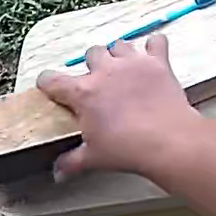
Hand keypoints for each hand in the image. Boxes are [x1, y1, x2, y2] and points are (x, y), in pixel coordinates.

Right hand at [35, 35, 207, 177]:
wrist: (166, 139)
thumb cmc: (125, 148)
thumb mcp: (93, 157)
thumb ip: (71, 162)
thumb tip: (57, 174)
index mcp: (83, 92)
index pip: (52, 79)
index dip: (48, 83)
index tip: (51, 87)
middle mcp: (105, 71)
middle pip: (92, 53)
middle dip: (93, 64)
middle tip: (100, 81)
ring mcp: (133, 64)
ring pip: (120, 45)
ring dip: (119, 54)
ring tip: (125, 68)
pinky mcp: (158, 63)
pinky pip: (156, 42)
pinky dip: (155, 46)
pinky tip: (154, 55)